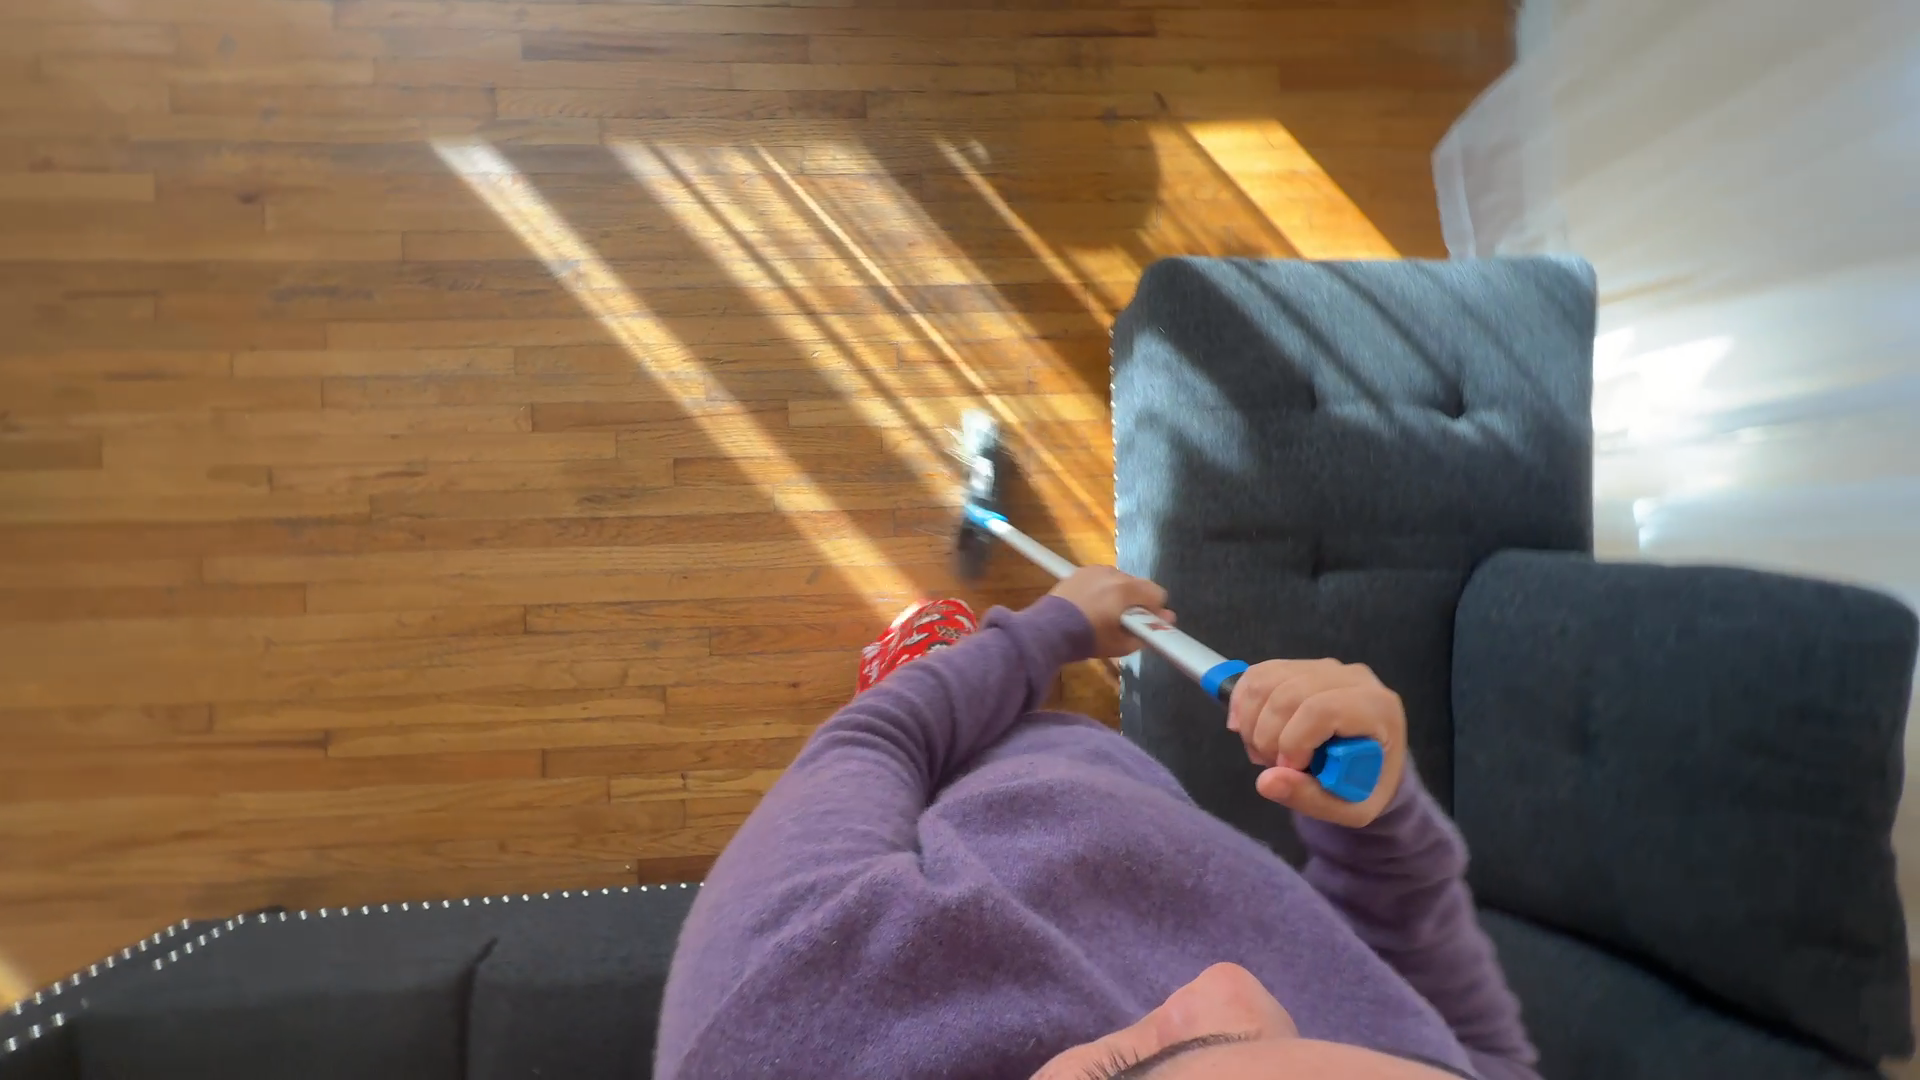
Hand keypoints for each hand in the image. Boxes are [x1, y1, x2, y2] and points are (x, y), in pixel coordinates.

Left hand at [1045, 566, 1174, 658]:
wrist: (1049, 629)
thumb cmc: (1089, 638)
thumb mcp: (1122, 644)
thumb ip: (1149, 632)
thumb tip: (1168, 619)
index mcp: (1127, 589)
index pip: (1157, 593)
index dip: (1155, 610)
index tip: (1145, 624)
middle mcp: (1114, 573)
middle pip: (1137, 585)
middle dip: (1135, 602)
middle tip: (1122, 622)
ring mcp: (1095, 570)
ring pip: (1119, 581)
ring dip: (1118, 594)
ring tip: (1103, 615)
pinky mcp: (1079, 571)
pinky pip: (1101, 579)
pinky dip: (1101, 589)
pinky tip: (1090, 605)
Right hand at [1226, 659, 1406, 827]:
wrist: (1369, 761)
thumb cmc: (1365, 784)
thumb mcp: (1350, 808)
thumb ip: (1310, 798)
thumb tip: (1266, 781)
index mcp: (1377, 708)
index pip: (1322, 710)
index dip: (1294, 740)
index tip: (1289, 769)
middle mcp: (1351, 677)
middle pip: (1289, 694)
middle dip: (1266, 735)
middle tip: (1271, 764)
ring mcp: (1322, 667)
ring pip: (1266, 682)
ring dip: (1250, 722)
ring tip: (1260, 750)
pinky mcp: (1297, 665)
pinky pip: (1257, 674)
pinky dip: (1241, 702)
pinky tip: (1242, 727)